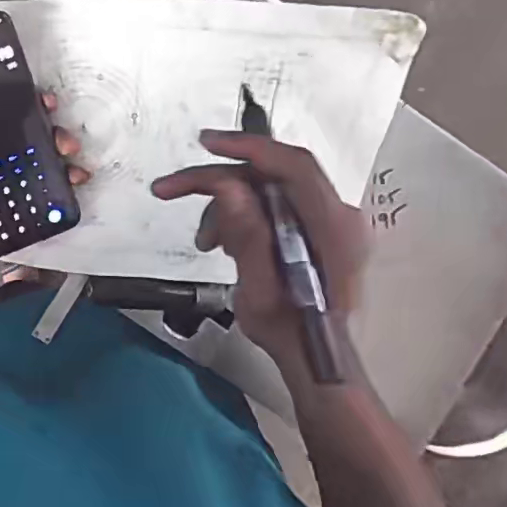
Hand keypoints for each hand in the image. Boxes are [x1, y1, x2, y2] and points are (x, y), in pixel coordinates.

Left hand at [0, 94, 87, 290]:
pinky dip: (66, 178)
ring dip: (61, 149)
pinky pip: (48, 186)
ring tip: (69, 153)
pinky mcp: (24, 204)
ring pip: (42, 157)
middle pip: (25, 135)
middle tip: (59, 132)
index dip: (16, 105)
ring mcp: (9, 183)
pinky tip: (75, 177)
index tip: (36, 98)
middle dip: (48, 127)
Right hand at [150, 131, 366, 373]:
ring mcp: (328, 219)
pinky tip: (223, 242)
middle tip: (169, 189)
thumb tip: (228, 187)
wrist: (318, 362)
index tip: (206, 144)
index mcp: (334, 229)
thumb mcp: (261, 295)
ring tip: (205, 241)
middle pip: (271, 174)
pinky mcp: (314, 227)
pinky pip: (270, 203)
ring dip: (225, 205)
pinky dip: (240, 215)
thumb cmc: (292, 336)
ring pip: (264, 188)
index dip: (248, 148)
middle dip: (217, 180)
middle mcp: (337, 215)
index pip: (293, 166)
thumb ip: (250, 239)